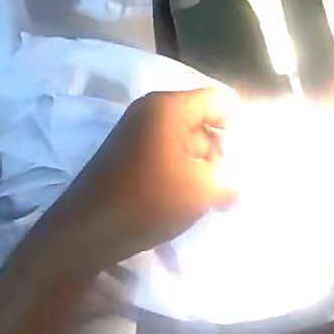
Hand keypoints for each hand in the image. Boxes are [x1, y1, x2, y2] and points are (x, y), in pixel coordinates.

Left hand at [28, 89, 235, 275]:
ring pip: (185, 140)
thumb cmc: (148, 201)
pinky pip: (166, 154)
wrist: (85, 232)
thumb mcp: (202, 190)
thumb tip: (237, 178)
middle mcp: (150, 111)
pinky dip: (181, 173)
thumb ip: (232, 178)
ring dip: (202, 166)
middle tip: (232, 185)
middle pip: (202, 120)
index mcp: (169, 107)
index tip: (248, 160)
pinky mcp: (126, 155)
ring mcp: (135, 132)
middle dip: (221, 151)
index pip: (219, 101)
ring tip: (211, 199)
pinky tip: (187, 200)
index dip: (239, 127)